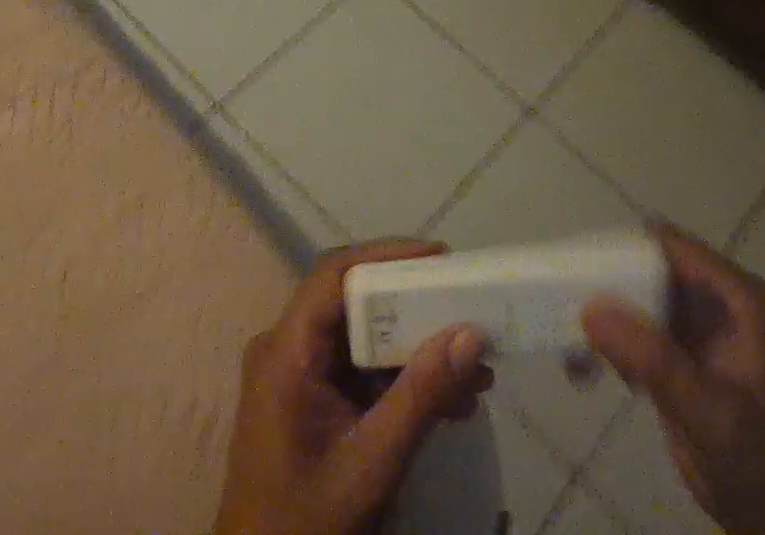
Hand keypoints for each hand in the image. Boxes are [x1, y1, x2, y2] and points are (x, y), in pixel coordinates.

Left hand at [214, 240, 493, 534]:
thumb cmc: (307, 517)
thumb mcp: (373, 460)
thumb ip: (422, 395)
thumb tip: (471, 334)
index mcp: (286, 353)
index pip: (334, 276)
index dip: (386, 255)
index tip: (441, 257)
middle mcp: (287, 350)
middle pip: (354, 303)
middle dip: (416, 308)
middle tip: (470, 310)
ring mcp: (298, 375)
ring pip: (364, 339)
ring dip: (418, 351)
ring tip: (478, 371)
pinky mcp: (313, 400)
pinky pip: (362, 372)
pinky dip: (404, 381)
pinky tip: (453, 402)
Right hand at [584, 224, 764, 534]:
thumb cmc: (756, 458)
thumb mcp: (705, 406)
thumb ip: (652, 357)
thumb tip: (590, 307)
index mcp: (736, 297)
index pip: (669, 245)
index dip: (621, 248)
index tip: (571, 265)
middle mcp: (714, 300)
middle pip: (644, 266)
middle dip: (601, 283)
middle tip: (557, 305)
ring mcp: (692, 326)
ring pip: (632, 296)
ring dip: (597, 316)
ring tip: (569, 346)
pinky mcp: (673, 352)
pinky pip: (630, 330)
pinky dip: (604, 344)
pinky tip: (584, 371)